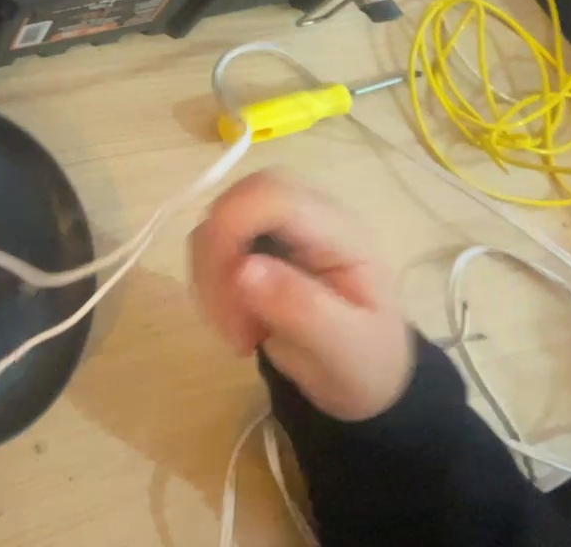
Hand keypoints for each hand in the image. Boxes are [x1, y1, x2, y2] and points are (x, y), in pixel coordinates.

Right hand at [190, 172, 413, 420]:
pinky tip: (235, 320)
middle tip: (231, 318)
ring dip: (211, 280)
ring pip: (212, 225)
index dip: (234, 225)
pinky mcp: (248, 239)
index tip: (232, 287)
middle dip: (218, 257)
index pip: (273, 195)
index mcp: (337, 229)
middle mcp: (301, 213)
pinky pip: (207, 246)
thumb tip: (242, 270)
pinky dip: (208, 285)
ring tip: (241, 332)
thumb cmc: (363, 359)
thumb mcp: (346, 348)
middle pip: (235, 200)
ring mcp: (271, 224)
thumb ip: (302, 308)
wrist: (357, 374)